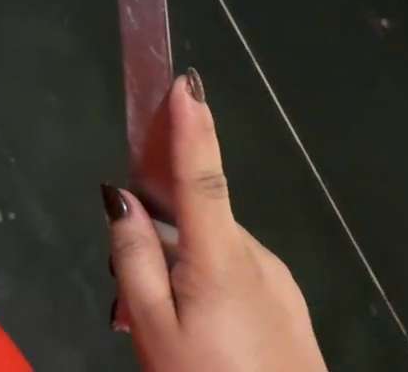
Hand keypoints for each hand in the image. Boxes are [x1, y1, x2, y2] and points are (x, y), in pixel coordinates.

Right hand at [104, 71, 327, 371]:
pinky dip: (196, 280)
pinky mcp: (286, 303)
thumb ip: (132, 254)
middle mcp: (255, 259)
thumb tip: (121, 196)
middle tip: (125, 289)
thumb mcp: (150, 322)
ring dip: (172, 261)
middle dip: (151, 231)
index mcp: (220, 259)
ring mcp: (276, 281)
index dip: (191, 129)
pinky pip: (227, 269)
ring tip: (154, 316)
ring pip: (205, 245)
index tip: (185, 83)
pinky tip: (189, 324)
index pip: (202, 178)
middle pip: (189, 217)